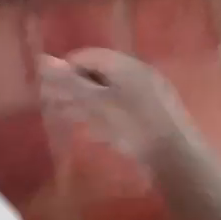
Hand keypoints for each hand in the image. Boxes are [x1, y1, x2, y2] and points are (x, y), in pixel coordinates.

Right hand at [39, 49, 192, 163]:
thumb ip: (68, 81)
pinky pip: (121, 108)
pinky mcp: (153, 118)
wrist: (179, 163)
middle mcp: (138, 75)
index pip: (86, 56)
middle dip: (73, 87)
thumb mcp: (96, 102)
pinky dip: (102, 114)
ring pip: (108, 93)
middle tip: (53, 103)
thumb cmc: (133, 125)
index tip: (51, 88)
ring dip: (84, 102)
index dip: (65, 69)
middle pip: (97, 73)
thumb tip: (41, 58)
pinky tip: (92, 130)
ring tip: (65, 116)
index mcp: (126, 65)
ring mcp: (148, 96)